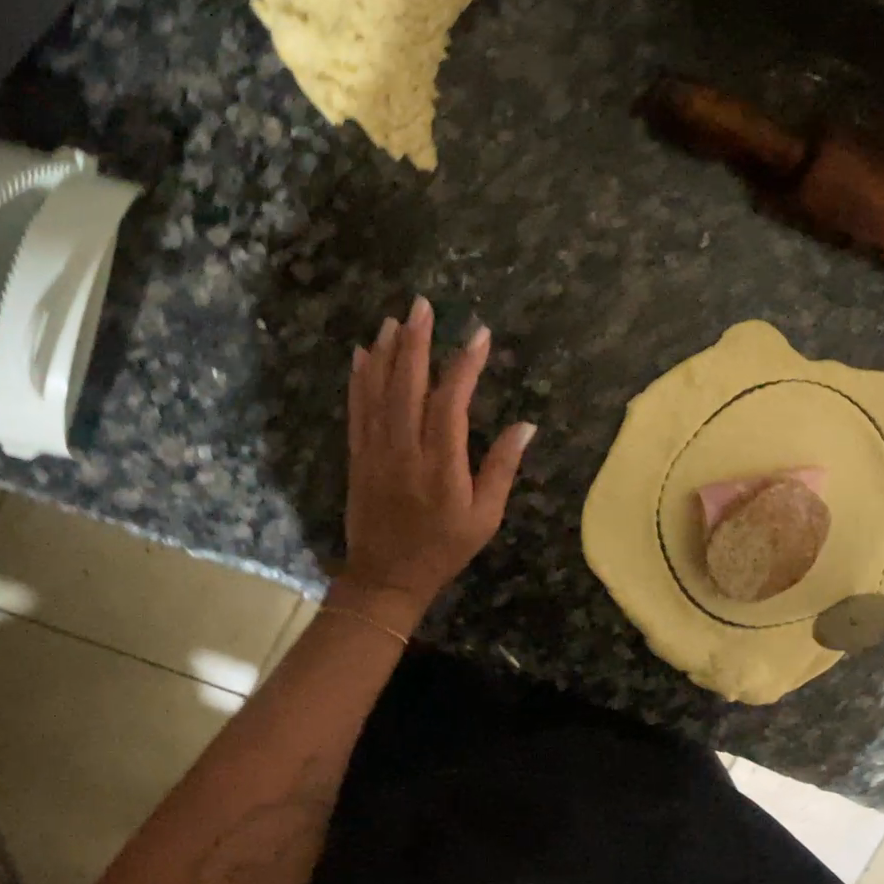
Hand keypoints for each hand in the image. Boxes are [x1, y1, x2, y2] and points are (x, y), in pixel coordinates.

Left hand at [336, 295, 536, 619]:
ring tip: (394, 319)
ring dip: (386, 351)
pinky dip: (359, 378)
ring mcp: (375, 451)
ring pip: (378, 391)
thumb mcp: (485, 516)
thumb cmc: (444, 548)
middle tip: (422, 305)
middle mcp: (404, 450)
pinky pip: (357, 409)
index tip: (478, 334)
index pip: (450, 402)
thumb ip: (502, 468)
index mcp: (440, 465)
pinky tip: (362, 354)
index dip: (464, 365)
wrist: (385, 578)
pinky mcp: (358, 456)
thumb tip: (526, 425)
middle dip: (416, 342)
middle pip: (407, 385)